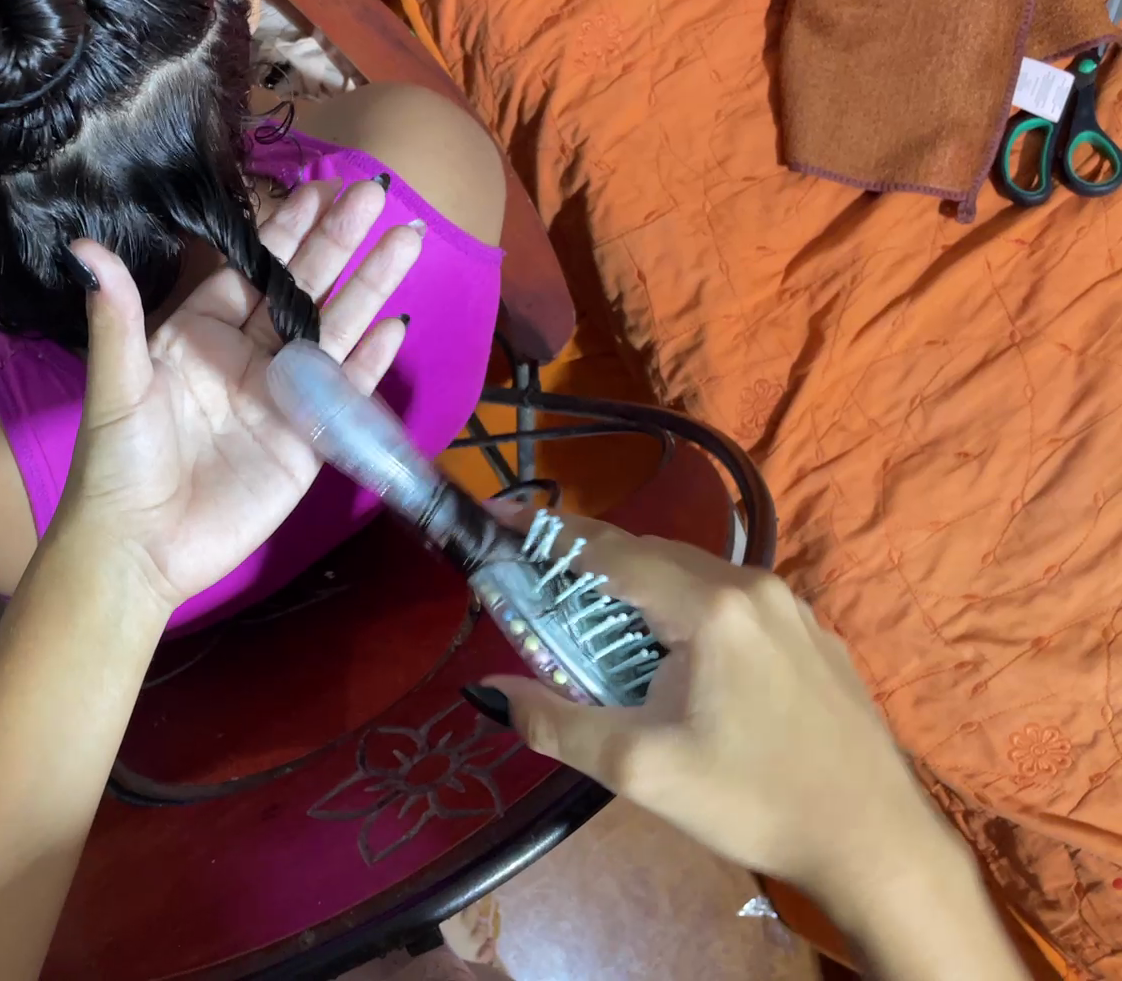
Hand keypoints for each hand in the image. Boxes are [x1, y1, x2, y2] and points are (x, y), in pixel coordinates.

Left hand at [54, 179, 416, 608]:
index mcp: (198, 336)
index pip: (249, 271)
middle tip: (375, 194)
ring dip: (368, 288)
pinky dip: (369, 362)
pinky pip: (344, 392)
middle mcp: (243, 358)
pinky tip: (396, 325)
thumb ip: (116, 316)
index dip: (282, 232)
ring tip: (406, 241)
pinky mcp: (305, 442)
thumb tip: (85, 246)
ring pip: (330, 331)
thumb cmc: (120, 463)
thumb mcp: (117, 385)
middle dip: (336, 243)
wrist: (141, 546)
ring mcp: (279, 398)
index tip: (317, 190)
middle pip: (298, 290)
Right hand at [478, 506, 951, 900]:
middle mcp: (751, 587)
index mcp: (710, 607)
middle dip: (581, 560)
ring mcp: (787, 607)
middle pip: (643, 552)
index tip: (496, 517)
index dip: (545, 533)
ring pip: (683, 570)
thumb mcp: (636, 768)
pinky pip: (719, 594)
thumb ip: (551, 721)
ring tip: (587, 615)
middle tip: (532, 579)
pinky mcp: (806, 631)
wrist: (883, 853)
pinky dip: (672, 600)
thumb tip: (486, 690)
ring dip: (627, 583)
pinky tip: (661, 644)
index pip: (607, 550)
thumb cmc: (753, 801)